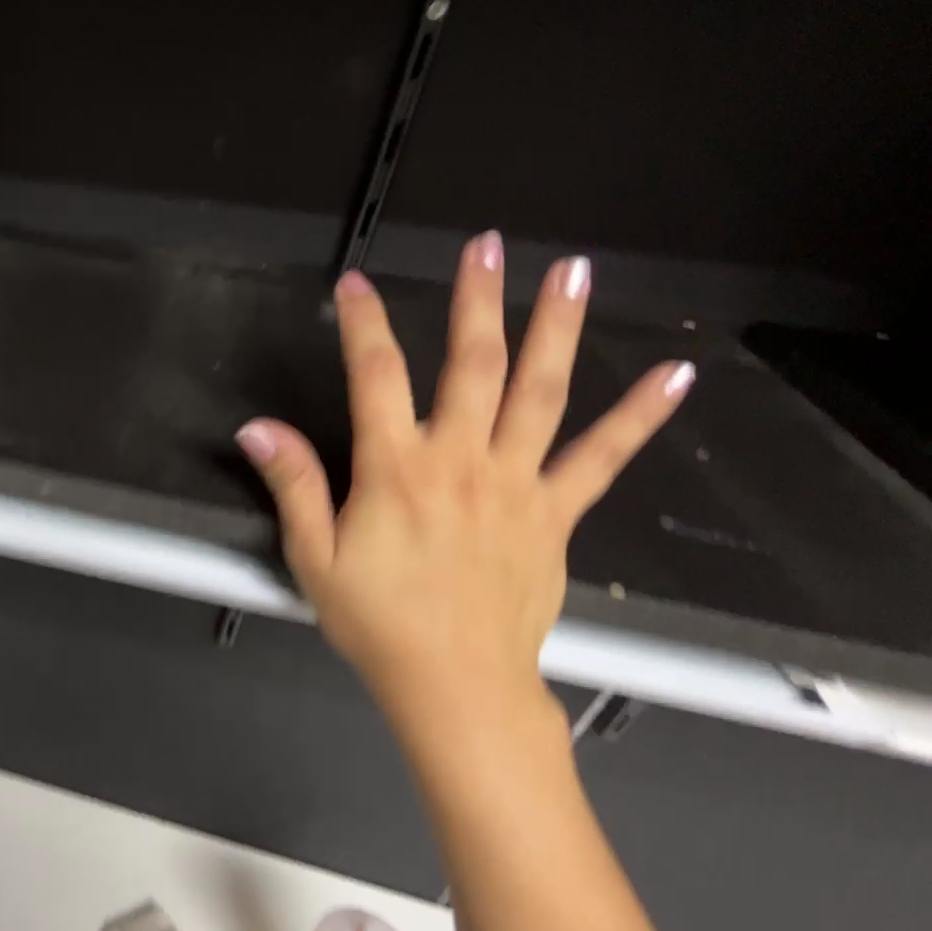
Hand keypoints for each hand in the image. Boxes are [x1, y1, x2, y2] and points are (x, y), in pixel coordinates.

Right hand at [236, 233, 694, 725]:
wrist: (456, 684)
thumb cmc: (376, 620)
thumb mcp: (314, 556)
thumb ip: (293, 484)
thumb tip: (258, 427)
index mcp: (396, 470)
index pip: (375, 377)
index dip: (362, 324)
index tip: (353, 284)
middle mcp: (461, 462)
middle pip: (471, 366)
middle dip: (476, 301)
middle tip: (487, 246)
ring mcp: (517, 485)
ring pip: (541, 393)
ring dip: (556, 329)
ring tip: (571, 272)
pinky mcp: (555, 514)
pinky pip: (602, 459)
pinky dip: (638, 416)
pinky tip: (673, 375)